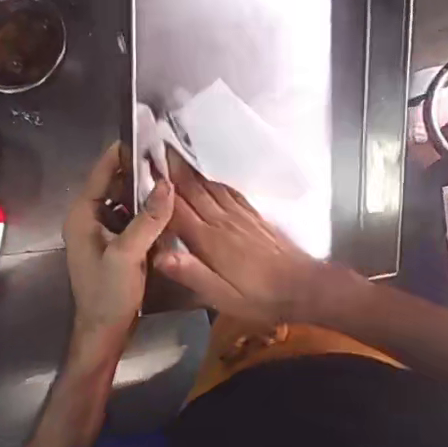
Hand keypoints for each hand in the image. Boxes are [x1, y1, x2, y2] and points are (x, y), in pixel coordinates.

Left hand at [64, 143, 173, 348]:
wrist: (104, 332)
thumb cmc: (108, 294)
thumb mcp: (128, 254)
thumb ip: (148, 219)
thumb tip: (167, 185)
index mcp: (82, 215)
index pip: (102, 172)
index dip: (122, 153)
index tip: (148, 137)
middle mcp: (88, 219)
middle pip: (115, 185)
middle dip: (140, 174)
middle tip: (170, 162)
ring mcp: (101, 233)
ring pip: (125, 203)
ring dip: (145, 195)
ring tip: (173, 180)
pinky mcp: (114, 245)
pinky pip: (130, 220)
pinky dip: (146, 214)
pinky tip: (167, 211)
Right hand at [155, 148, 357, 324]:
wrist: (303, 288)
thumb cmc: (259, 297)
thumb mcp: (222, 296)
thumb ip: (191, 274)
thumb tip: (159, 256)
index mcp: (210, 241)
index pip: (178, 210)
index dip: (160, 190)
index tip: (144, 170)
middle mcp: (223, 222)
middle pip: (193, 191)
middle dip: (174, 170)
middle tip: (157, 149)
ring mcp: (240, 217)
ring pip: (210, 188)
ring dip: (192, 171)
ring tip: (176, 156)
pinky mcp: (254, 218)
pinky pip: (230, 193)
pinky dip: (214, 182)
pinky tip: (209, 179)